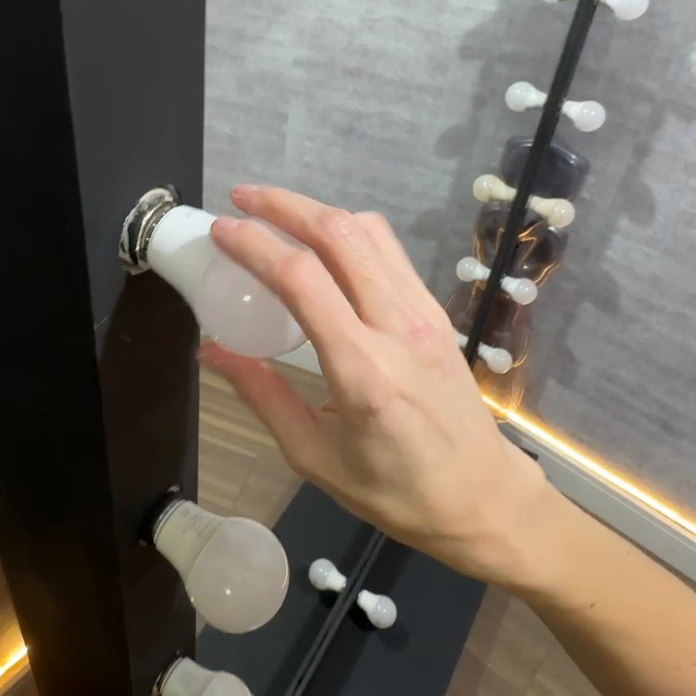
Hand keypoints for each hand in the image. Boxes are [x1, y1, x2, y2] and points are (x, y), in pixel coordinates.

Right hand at [197, 184, 557, 586]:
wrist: (483, 497)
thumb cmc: (395, 490)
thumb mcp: (314, 455)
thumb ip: (262, 394)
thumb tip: (212, 349)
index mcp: (362, 369)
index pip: (302, 279)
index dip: (255, 244)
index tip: (221, 230)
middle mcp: (397, 325)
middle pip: (339, 234)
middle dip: (284, 204)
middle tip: (241, 197)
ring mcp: (423, 311)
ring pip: (369, 232)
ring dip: (317, 210)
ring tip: (276, 212)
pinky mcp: (436, 310)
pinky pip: (389, 250)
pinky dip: (349, 230)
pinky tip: (324, 242)